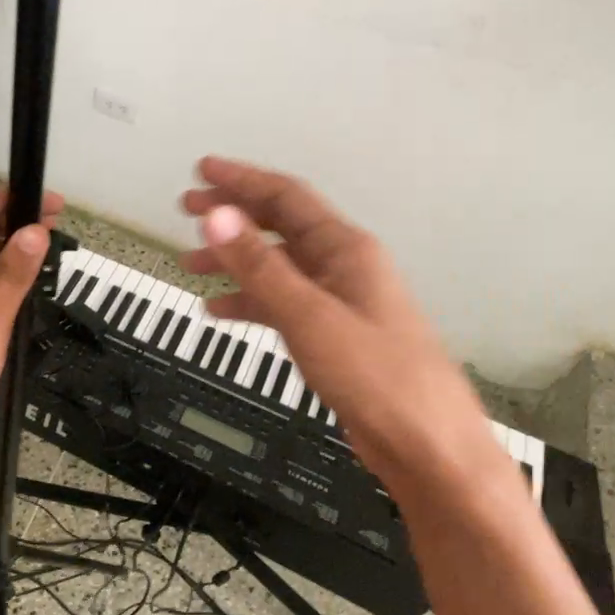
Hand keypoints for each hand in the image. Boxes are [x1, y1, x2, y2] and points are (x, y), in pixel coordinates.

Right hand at [180, 156, 492, 488]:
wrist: (426, 446)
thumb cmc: (375, 376)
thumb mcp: (309, 316)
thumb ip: (259, 265)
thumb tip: (216, 215)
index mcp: (344, 249)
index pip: (285, 197)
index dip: (241, 179)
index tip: (202, 168)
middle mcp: (341, 265)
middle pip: (278, 225)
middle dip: (232, 213)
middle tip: (187, 208)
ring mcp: (337, 300)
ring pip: (275, 265)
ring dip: (234, 259)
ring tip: (190, 262)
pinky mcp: (331, 334)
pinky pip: (281, 302)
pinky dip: (248, 300)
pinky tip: (219, 310)